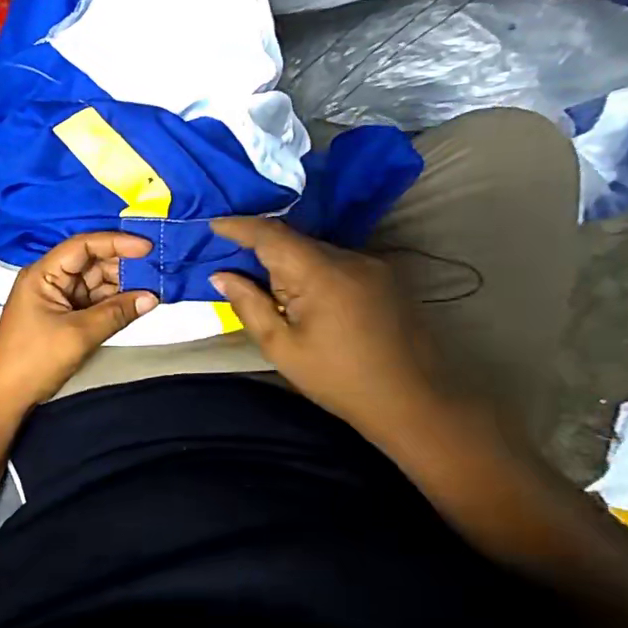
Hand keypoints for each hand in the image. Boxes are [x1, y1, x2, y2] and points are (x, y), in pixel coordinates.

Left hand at [0, 232, 157, 409]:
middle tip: (157, 270)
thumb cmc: (34, 359)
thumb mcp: (79, 334)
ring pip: (93, 281)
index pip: (82, 245)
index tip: (148, 247)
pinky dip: (112, 301)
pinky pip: (90, 300)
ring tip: (153, 286)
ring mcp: (54, 298)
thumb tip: (152, 297)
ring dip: (120, 284)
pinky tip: (135, 303)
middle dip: (122, 264)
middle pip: (89, 261)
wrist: (5, 395)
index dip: (116, 242)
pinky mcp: (61, 316)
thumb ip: (116, 313)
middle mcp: (48, 279)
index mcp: (43, 274)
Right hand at [208, 217, 438, 430]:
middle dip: (262, 248)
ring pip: (316, 251)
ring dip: (289, 262)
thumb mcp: (281, 347)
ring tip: (269, 287)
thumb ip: (248, 305)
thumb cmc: (338, 379)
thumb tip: (221, 275)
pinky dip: (312, 269)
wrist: (414, 402)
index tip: (213, 225)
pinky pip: (337, 262)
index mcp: (321, 274)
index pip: (272, 235)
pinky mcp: (385, 277)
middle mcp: (349, 259)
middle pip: (295, 241)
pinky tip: (306, 297)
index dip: (240, 226)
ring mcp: (372, 265)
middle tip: (234, 266)